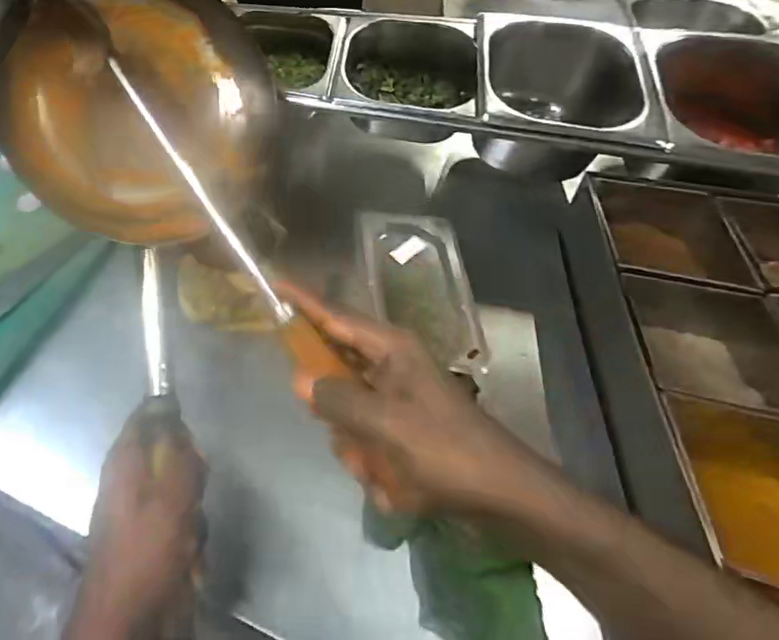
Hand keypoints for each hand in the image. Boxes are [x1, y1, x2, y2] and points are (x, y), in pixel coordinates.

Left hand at [70, 399, 206, 638]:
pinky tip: (189, 560)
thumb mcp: (169, 488)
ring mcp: (144, 513)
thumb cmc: (146, 548)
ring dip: (195, 513)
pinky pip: (185, 525)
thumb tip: (167, 401)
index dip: (173, 420)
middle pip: (173, 454)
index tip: (190, 441)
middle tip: (192, 491)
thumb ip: (174, 445)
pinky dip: (192, 541)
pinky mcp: (157, 544)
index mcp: (125, 458)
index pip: (148, 415)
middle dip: (192, 473)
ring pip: (185, 491)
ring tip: (188, 535)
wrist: (130, 621)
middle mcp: (132, 480)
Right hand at [281, 281, 552, 516]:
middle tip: (356, 441)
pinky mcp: (401, 429)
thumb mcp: (385, 424)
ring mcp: (395, 399)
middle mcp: (390, 365)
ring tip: (387, 473)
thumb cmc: (445, 449)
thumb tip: (299, 379)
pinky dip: (376, 467)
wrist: (504, 495)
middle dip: (337, 415)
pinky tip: (400, 489)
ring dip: (359, 449)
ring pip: (347, 415)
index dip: (303, 300)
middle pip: (335, 373)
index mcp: (390, 348)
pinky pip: (365, 441)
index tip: (274, 283)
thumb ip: (337, 399)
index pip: (335, 316)